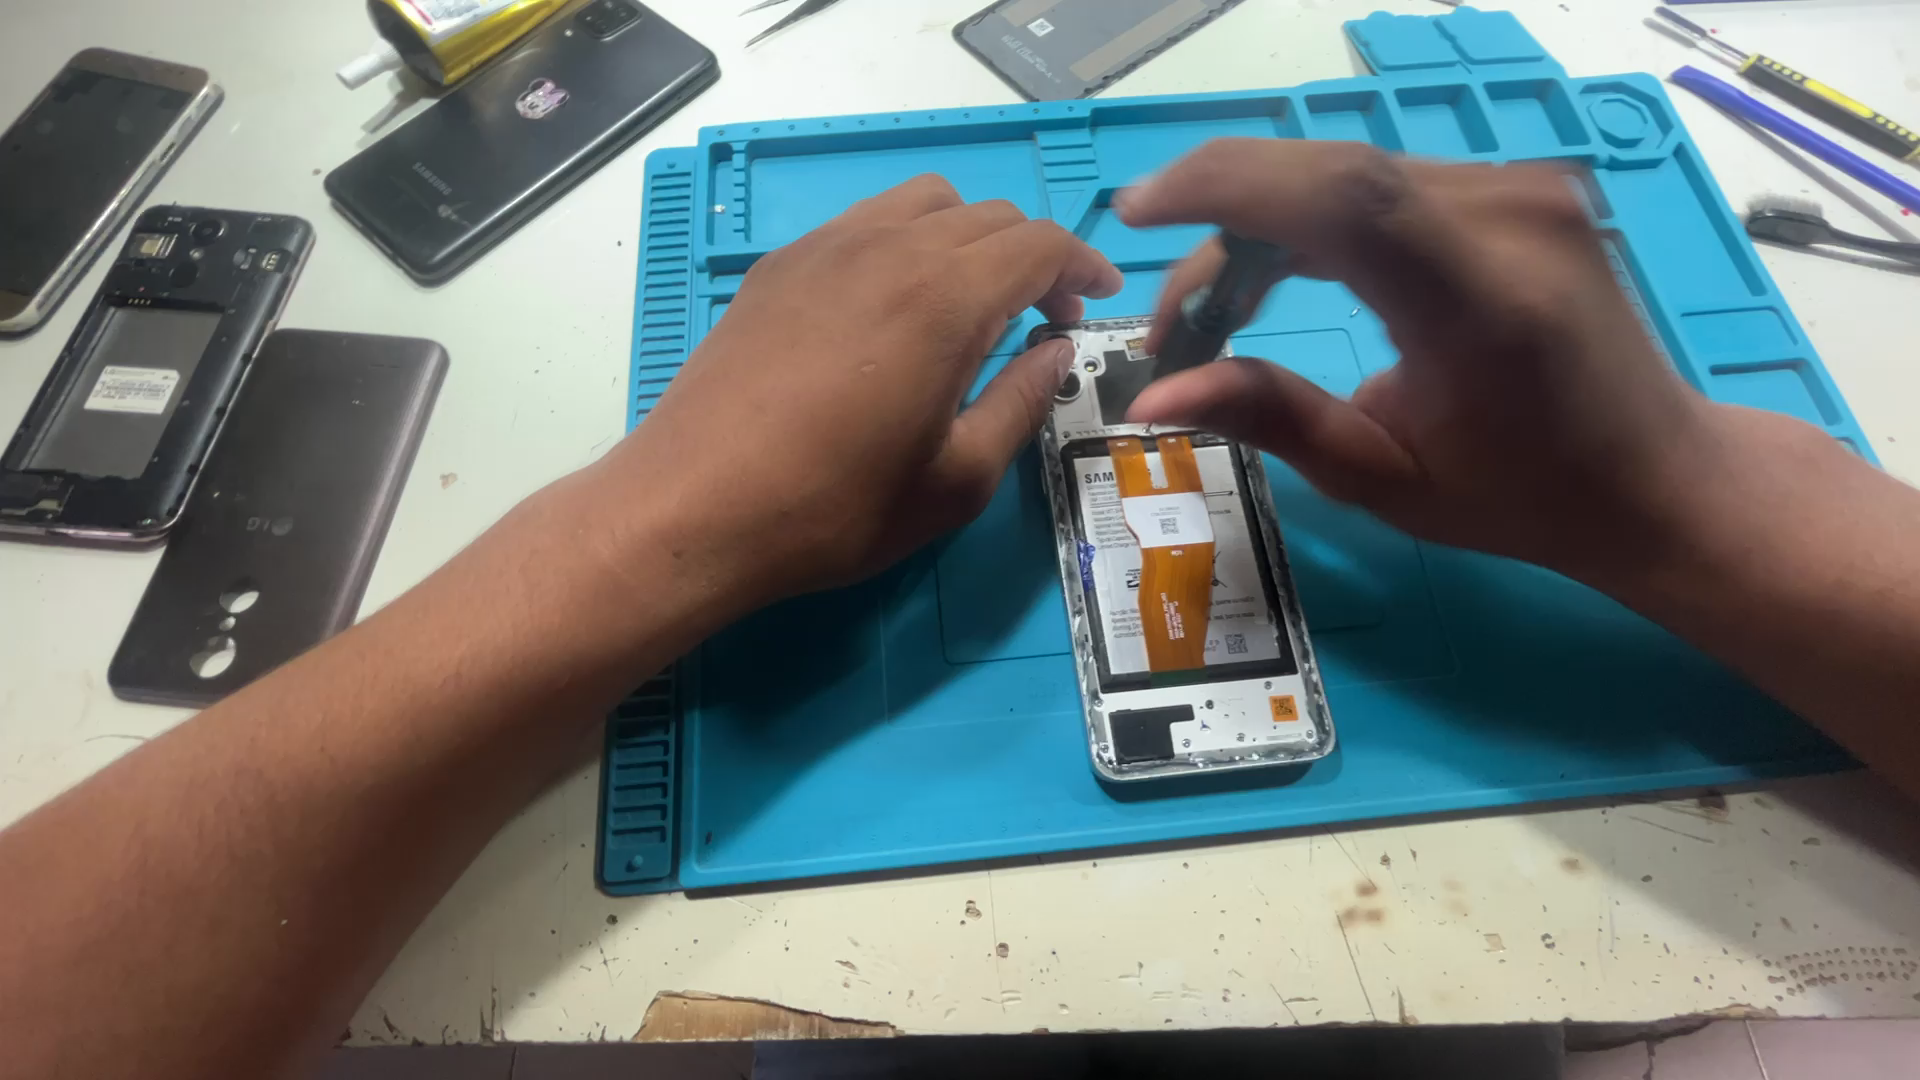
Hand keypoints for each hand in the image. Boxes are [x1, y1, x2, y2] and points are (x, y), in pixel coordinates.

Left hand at [601, 174, 1121, 607]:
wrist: (696, 509)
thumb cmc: (837, 510)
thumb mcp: (958, 479)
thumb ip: (1022, 402)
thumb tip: (1056, 351)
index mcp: (943, 298)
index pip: (1038, 244)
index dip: (1081, 267)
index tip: (1099, 300)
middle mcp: (886, 248)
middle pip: (986, 217)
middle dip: (1033, 259)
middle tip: (1043, 321)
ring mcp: (823, 249)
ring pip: (923, 205)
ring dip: (969, 241)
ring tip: (972, 304)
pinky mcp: (778, 268)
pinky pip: (864, 225)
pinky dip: (907, 244)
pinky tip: (895, 306)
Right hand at [1117, 139, 1724, 582]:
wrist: (1648, 474)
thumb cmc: (1513, 493)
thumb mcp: (1374, 476)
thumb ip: (1265, 416)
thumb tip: (1150, 401)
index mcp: (1480, 303)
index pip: (1341, 200)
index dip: (1226, 188)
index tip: (1135, 210)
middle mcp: (1507, 217)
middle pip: (1324, 178)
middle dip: (1215, 231)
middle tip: (1166, 326)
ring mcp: (1514, 192)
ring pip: (1336, 179)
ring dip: (1249, 236)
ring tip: (1206, 321)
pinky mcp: (1502, 193)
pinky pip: (1368, 190)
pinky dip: (1295, 229)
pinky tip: (1262, 284)